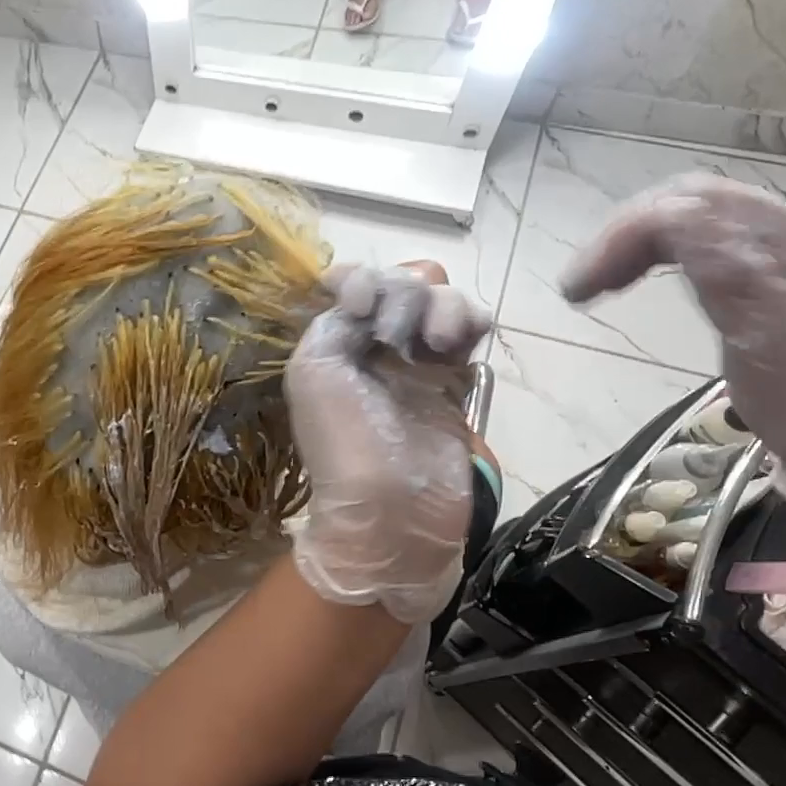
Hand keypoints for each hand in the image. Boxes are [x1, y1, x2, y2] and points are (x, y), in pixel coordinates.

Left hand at [284, 265, 488, 622]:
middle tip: (393, 334)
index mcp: (333, 345)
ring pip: (440, 300)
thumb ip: (334, 321)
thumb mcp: (313, 370)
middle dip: (401, 292)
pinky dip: (472, 321)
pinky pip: (472, 329)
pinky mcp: (457, 381)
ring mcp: (418, 362)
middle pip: (400, 284)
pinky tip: (461, 341)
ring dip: (441, 305)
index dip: (357, 279)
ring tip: (436, 341)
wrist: (392, 507)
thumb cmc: (344, 437)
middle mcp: (374, 347)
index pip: (351, 285)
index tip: (357, 302)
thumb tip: (367, 299)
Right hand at [560, 173, 785, 531]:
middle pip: (693, 199)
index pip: (695, 207)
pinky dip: (657, 247)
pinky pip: (707, 231)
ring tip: (603, 281)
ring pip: (696, 211)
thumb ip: (728, 274)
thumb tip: (670, 223)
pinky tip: (637, 274)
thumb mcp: (768, 342)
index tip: (578, 289)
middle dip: (624, 233)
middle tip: (584, 283)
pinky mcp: (775, 261)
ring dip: (635, 239)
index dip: (624, 235)